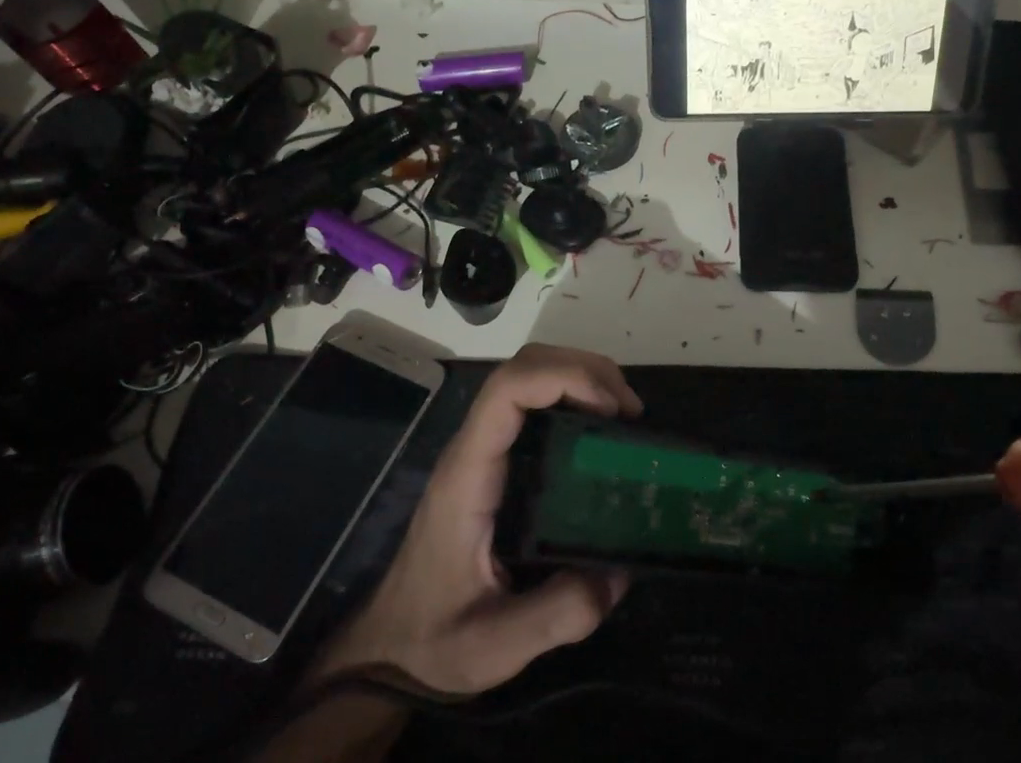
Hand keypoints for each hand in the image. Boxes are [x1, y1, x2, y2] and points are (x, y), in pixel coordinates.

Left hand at [309, 344, 641, 697]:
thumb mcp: (497, 645)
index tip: (614, 410)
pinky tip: (602, 441)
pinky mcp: (494, 469)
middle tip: (631, 412)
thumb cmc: (434, 641)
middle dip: (582, 370)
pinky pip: (532, 411)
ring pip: (527, 381)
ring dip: (580, 381)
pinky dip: (573, 404)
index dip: (564, 378)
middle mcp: (473, 451)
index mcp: (469, 477)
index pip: (506, 391)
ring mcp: (482, 456)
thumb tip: (620, 574)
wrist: (390, 653)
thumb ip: (559, 615)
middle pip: (522, 368)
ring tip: (625, 421)